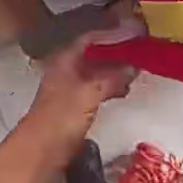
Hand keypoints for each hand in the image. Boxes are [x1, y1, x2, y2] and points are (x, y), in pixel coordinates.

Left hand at [23, 33, 136, 149]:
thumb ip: (112, 77)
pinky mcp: (75, 107)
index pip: (90, 38)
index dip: (112, 34)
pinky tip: (124, 91)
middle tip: (141, 50)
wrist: (41, 150)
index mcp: (65, 61)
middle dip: (117, 51)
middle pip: (94, 54)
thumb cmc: (61, 116)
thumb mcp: (90, 92)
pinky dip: (112, 87)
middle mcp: (67, 71)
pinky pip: (98, 89)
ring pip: (97, 72)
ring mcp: (71, 89)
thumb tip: (134, 67)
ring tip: (138, 70)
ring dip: (116, 70)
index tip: (135, 32)